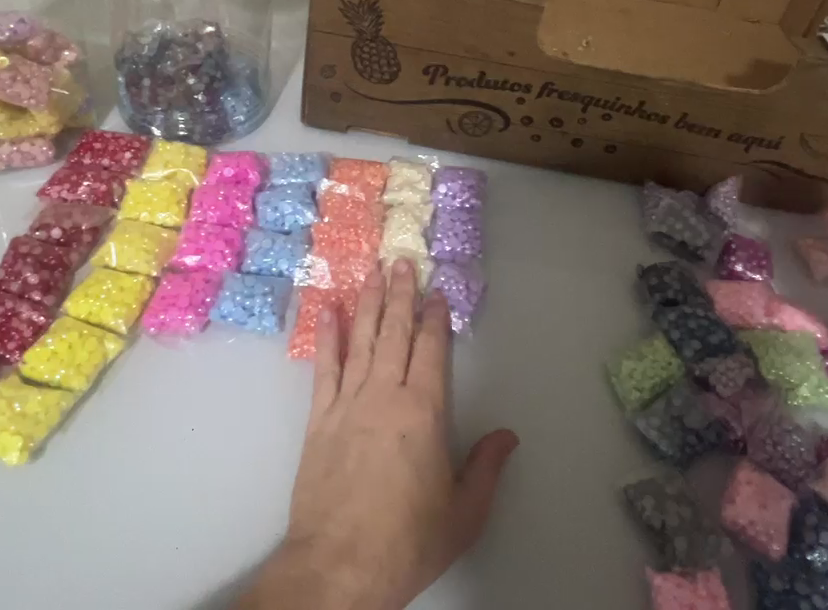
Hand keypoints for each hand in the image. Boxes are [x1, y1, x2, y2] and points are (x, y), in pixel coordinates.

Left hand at [237, 260, 518, 609]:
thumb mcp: (464, 513)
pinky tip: (328, 312)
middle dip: (401, 295)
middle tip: (402, 261)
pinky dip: (327, 337)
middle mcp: (384, 396)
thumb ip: (486, 468)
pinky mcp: (319, 419)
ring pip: (361, 341)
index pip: (431, 351)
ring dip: (368, 304)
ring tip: (372, 272)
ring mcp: (348, 404)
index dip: (434, 319)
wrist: (339, 566)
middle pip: (395, 334)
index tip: (436, 293)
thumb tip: (508, 435)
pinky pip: (324, 368)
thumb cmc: (407, 540)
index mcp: (423, 413)